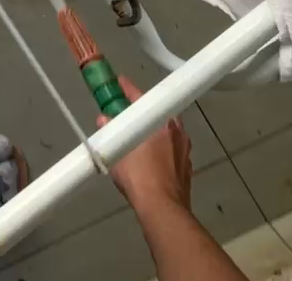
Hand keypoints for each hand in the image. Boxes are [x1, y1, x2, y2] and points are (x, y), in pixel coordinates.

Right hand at [98, 77, 191, 212]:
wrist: (163, 209)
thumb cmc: (139, 176)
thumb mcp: (117, 152)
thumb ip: (111, 132)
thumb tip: (104, 120)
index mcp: (160, 122)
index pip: (142, 97)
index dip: (128, 89)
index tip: (119, 82)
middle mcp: (177, 131)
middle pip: (157, 113)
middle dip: (143, 111)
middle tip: (127, 112)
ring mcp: (185, 150)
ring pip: (167, 131)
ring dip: (153, 130)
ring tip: (138, 135)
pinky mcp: (187, 167)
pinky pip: (172, 149)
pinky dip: (161, 147)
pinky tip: (150, 157)